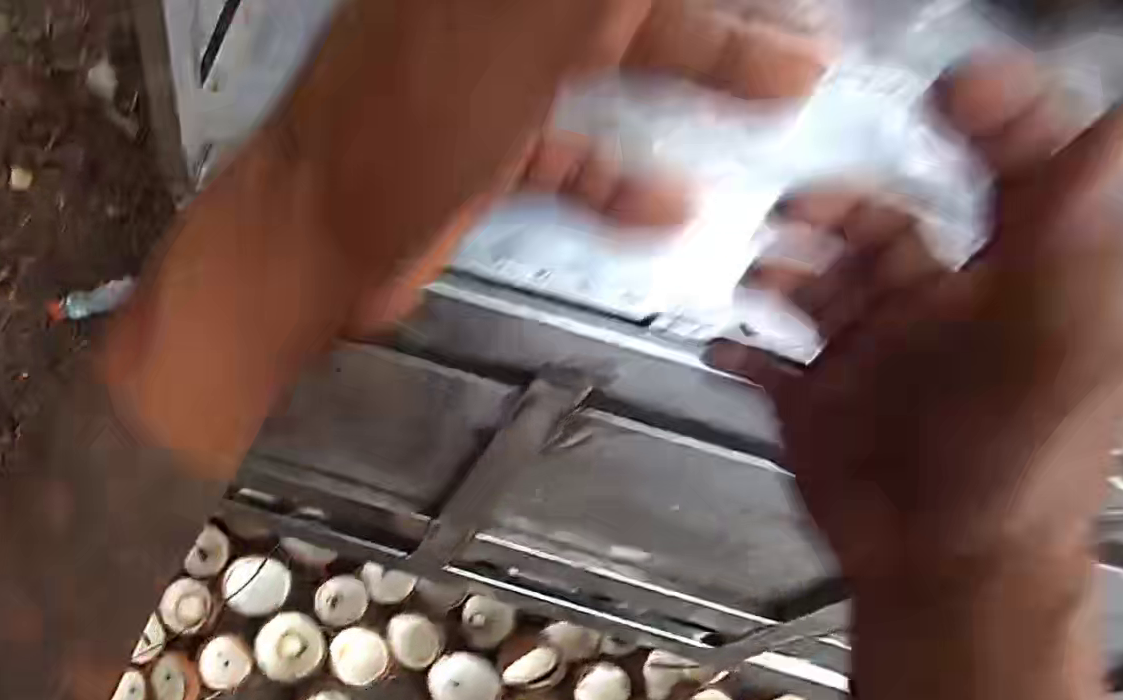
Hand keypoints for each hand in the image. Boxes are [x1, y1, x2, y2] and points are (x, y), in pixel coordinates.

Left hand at [264, 0, 828, 300]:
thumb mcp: (520, 18)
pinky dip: (615, 179)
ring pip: (611, 61)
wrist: (313, 251)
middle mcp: (497, 6)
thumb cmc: (401, 136)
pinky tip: (668, 206)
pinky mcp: (479, 160)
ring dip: (697, 75)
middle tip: (809, 27)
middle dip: (719, 9)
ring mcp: (489, 84)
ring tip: (782, 93)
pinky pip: (564, 157)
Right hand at [712, 54, 1122, 590]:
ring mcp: (860, 357)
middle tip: (792, 209)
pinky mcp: (804, 403)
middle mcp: (930, 310)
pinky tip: (720, 348)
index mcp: (1013, 285)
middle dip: (838, 211)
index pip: (1015, 178)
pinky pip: (760, 364)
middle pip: (881, 232)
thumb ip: (1076, 240)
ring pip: (809, 291)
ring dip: (779, 275)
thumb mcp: (1066, 347)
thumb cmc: (1019, 462)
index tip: (948, 82)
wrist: (941, 559)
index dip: (994, 121)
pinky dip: (734, 351)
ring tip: (758, 278)